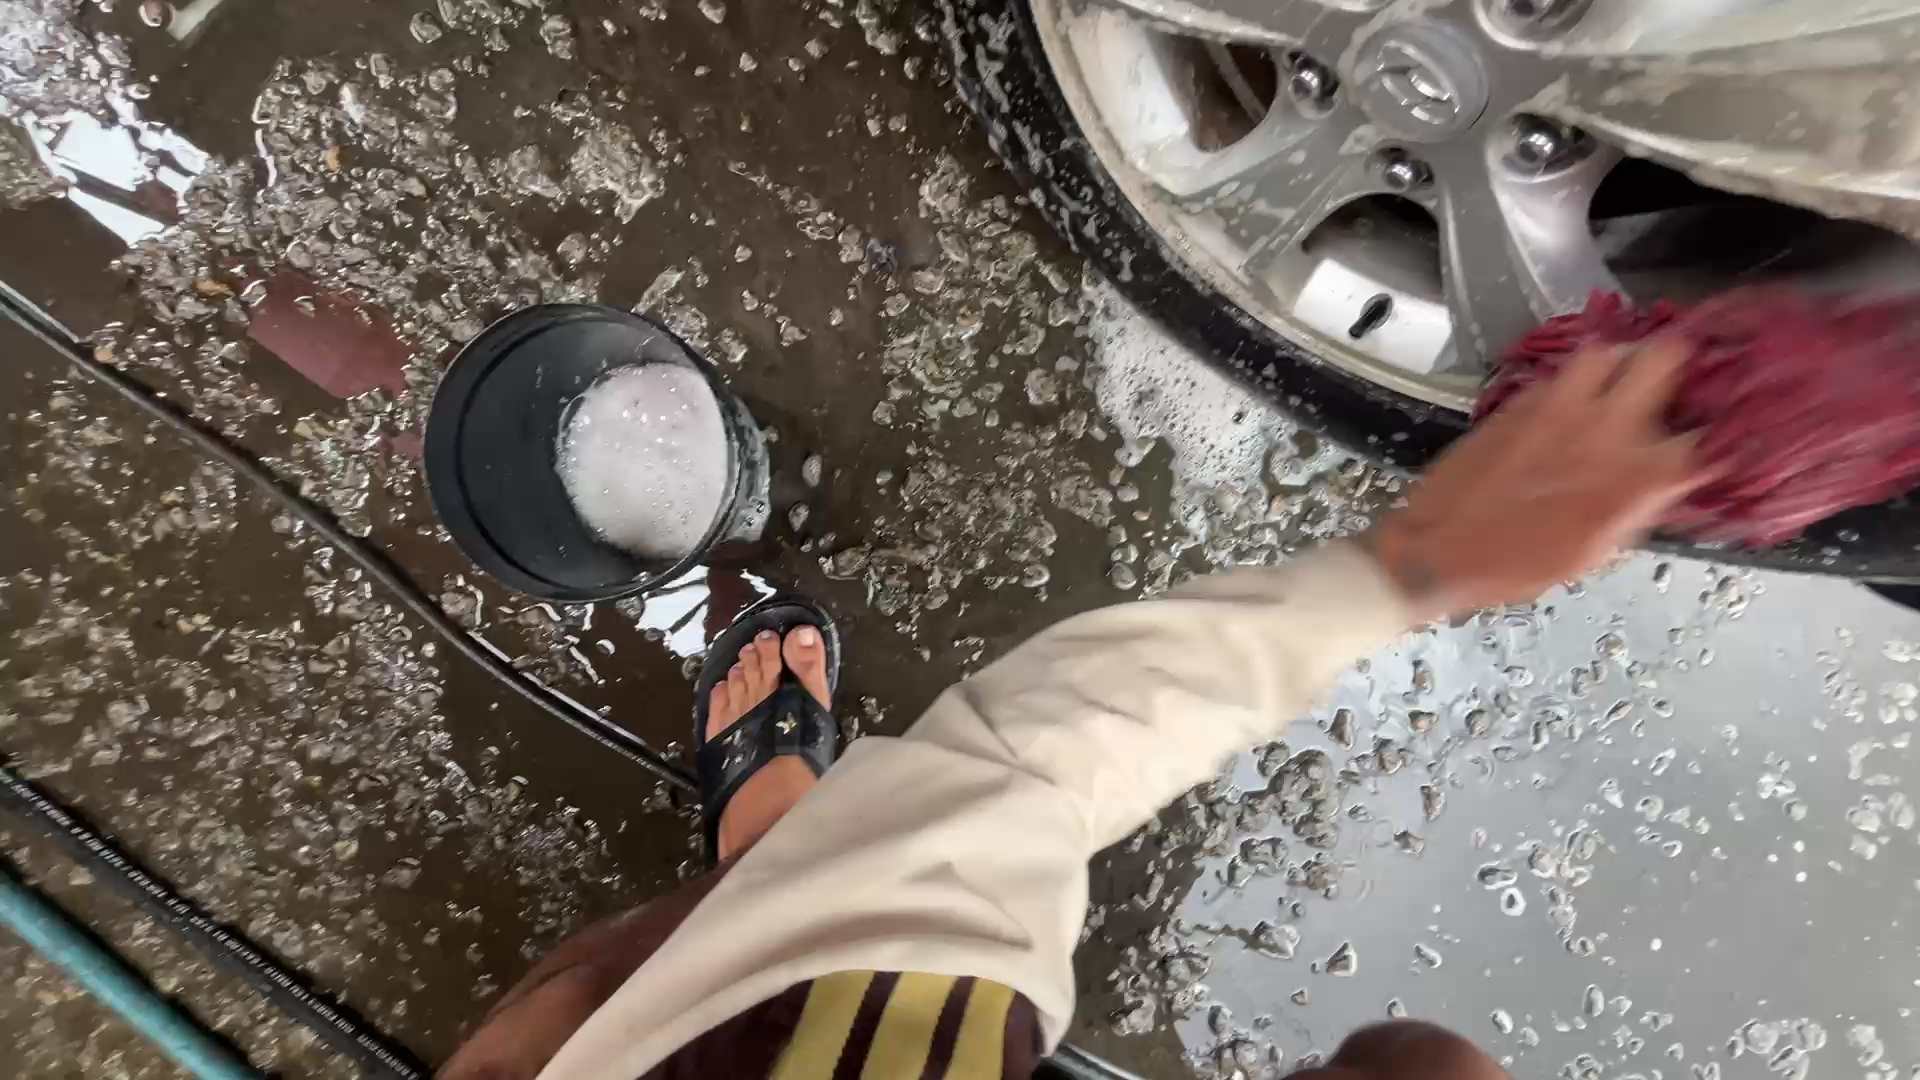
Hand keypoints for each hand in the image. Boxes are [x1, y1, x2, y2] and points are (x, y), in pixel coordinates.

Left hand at [1366, 340, 1708, 620]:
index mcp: (1638, 472)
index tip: (1720, 421)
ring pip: (1604, 353)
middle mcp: (1602, 428)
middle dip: (1677, 361)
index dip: (1719, 423)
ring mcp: (1552, 410)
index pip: (1709, 429)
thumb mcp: (1595, 550)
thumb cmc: (1515, 566)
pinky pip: (1553, 377)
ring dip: (1617, 361)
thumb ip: (1641, 505)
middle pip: (1665, 359)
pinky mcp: (1510, 407)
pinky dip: (1568, 383)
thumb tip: (1671, 478)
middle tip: (1672, 375)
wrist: (1434, 553)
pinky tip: (1565, 402)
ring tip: (1616, 380)